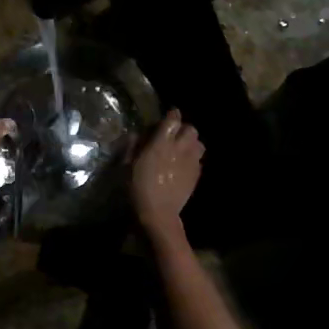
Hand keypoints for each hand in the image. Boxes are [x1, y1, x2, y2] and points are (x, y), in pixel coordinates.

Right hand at [132, 109, 203, 226]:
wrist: (159, 213)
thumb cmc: (139, 187)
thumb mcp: (128, 165)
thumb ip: (133, 146)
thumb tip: (135, 135)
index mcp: (161, 144)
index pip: (173, 120)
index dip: (172, 115)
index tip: (169, 115)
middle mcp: (180, 149)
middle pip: (191, 129)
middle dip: (183, 129)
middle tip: (174, 135)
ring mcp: (191, 162)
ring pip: (199, 143)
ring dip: (191, 142)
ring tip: (182, 149)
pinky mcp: (197, 174)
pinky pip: (199, 159)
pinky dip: (193, 157)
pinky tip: (183, 165)